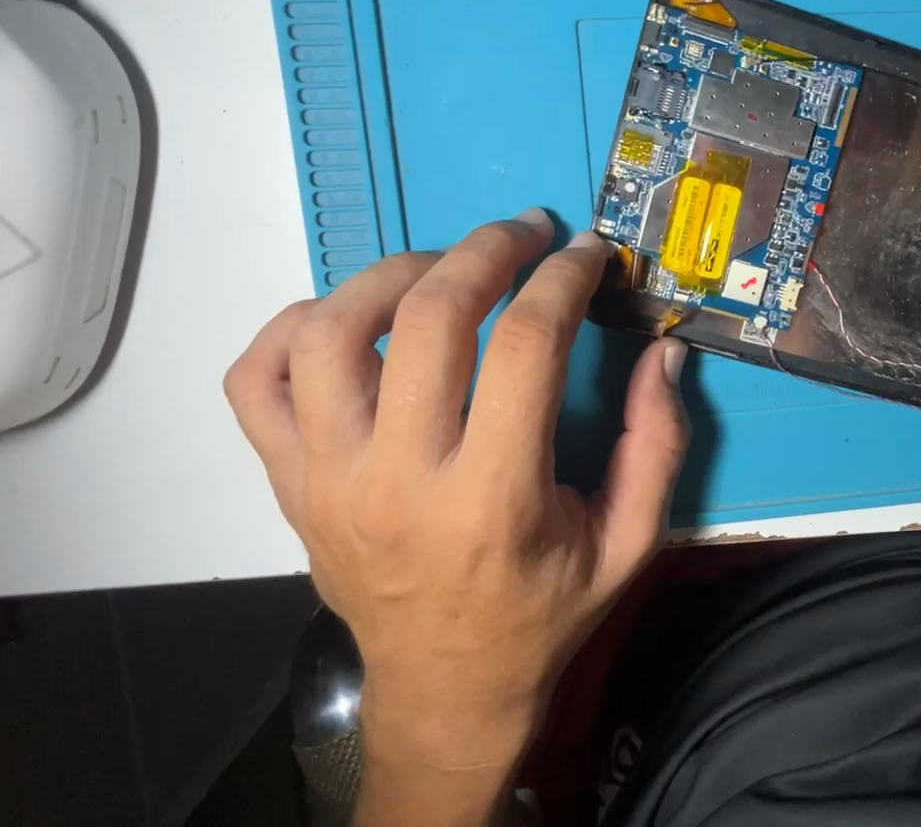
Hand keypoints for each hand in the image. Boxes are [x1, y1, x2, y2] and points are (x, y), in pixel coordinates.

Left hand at [223, 210, 688, 771]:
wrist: (446, 688)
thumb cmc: (545, 614)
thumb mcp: (630, 542)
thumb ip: (657, 445)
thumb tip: (663, 353)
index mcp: (493, 497)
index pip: (527, 345)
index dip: (565, 279)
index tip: (587, 254)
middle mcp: (398, 478)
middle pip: (430, 315)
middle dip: (490, 249)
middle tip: (529, 233)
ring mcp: (326, 478)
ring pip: (331, 329)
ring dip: (397, 271)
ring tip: (448, 265)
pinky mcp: (288, 482)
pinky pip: (257, 376)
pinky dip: (298, 322)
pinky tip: (356, 317)